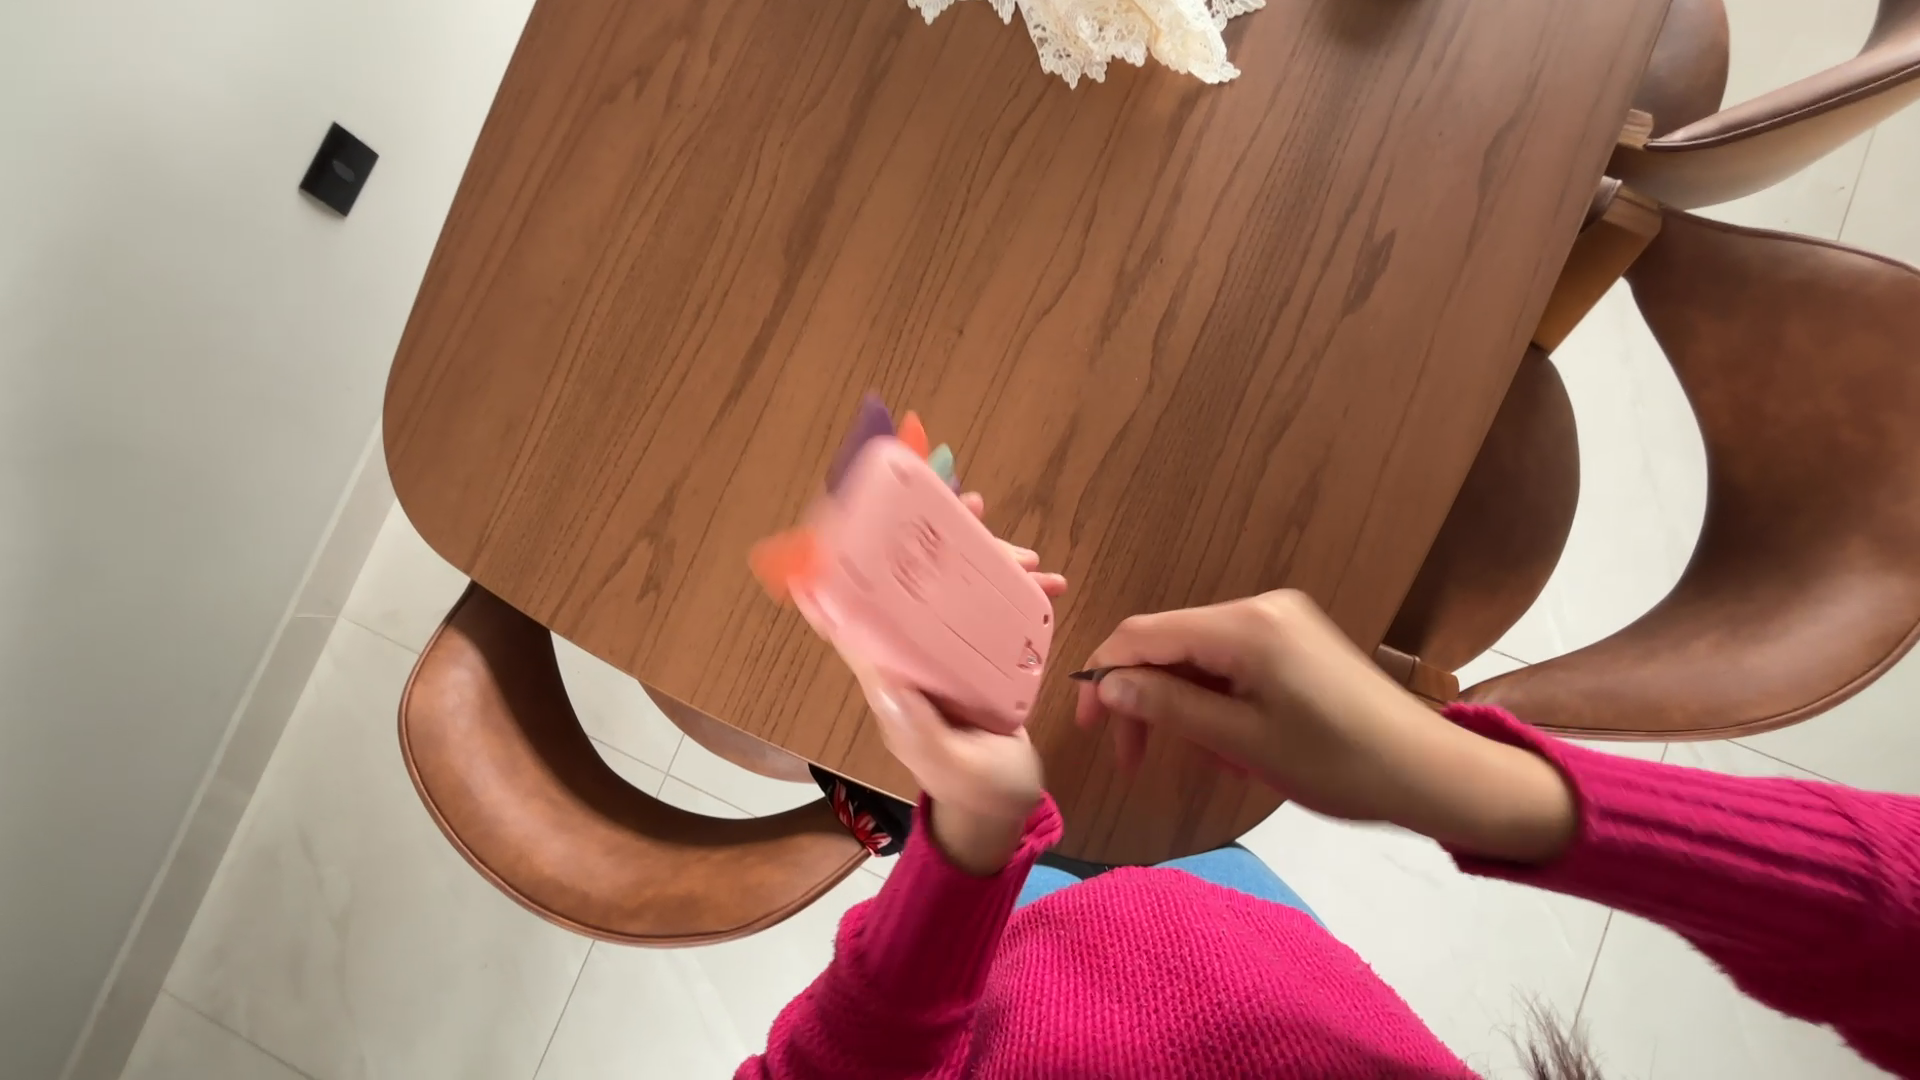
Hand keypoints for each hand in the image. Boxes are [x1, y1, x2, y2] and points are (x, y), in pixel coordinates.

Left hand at [839, 493, 1065, 874]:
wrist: (1008, 805)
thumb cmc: (977, 791)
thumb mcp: (951, 765)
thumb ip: (920, 729)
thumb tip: (883, 675)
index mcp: (892, 678)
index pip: (855, 617)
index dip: (848, 569)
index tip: (861, 519)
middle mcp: (914, 657)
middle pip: (913, 584)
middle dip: (938, 539)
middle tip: (973, 505)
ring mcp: (947, 653)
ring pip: (955, 588)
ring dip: (986, 557)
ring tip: (1030, 554)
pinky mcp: (978, 655)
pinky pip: (988, 606)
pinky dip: (1015, 585)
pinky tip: (1045, 580)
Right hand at [1074, 590, 1574, 862]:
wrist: (1436, 774)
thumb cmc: (1340, 765)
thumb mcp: (1243, 741)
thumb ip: (1169, 706)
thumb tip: (1106, 684)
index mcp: (1245, 625)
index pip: (1144, 634)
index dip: (1104, 674)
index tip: (1090, 726)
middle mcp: (1257, 607)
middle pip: (1168, 643)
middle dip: (1143, 697)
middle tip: (1133, 758)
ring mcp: (1277, 619)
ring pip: (1194, 655)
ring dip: (1180, 704)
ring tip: (1205, 756)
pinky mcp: (1290, 637)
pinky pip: (1226, 661)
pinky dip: (1211, 698)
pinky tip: (1226, 738)